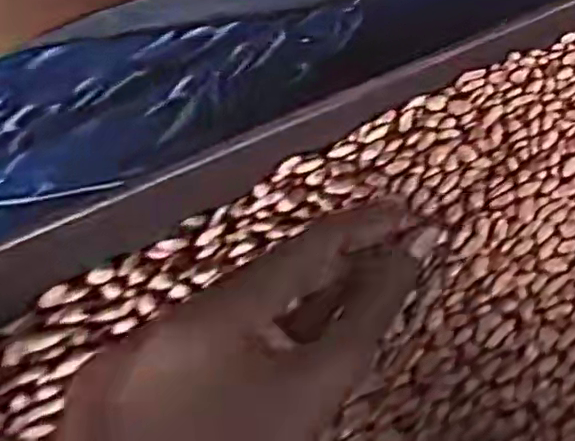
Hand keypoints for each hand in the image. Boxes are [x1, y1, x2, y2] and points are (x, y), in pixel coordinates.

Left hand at [59, 208, 434, 440]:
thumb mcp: (329, 373)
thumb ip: (380, 298)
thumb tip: (419, 242)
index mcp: (204, 317)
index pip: (310, 244)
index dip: (370, 224)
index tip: (412, 214)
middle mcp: (154, 332)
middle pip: (273, 274)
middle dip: (340, 265)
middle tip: (395, 255)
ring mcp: (123, 371)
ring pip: (241, 308)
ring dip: (304, 298)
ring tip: (358, 295)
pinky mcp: (113, 402)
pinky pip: (209, 341)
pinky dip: (262, 331)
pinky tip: (299, 340)